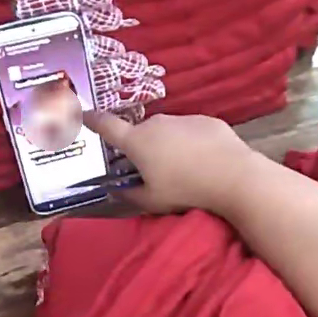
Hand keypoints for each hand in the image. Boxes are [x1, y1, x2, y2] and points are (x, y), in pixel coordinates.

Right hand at [84, 112, 266, 214]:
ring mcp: (183, 118)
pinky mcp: (207, 120)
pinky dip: (192, 144)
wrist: (234, 176)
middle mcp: (157, 123)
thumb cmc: (186, 190)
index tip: (83, 115)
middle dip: (141, 148)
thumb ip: (129, 195)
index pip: (106, 125)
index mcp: (137, 141)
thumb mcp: (152, 201)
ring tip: (184, 171)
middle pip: (140, 133)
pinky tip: (205, 162)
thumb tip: (116, 190)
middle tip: (151, 170)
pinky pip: (191, 132)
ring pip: (167, 132)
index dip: (92, 120)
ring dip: (168, 146)